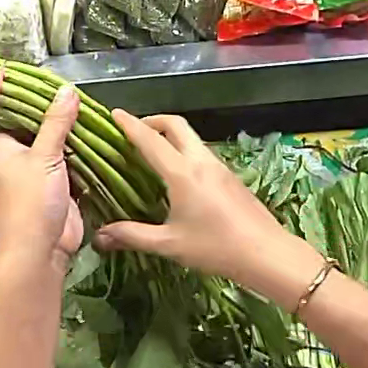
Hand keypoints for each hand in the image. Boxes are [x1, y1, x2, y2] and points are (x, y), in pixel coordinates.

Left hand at [0, 84, 83, 273]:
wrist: (41, 251)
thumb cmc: (31, 201)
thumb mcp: (44, 156)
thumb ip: (56, 123)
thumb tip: (67, 89)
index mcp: (4, 146)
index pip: (10, 112)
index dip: (26, 96)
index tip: (47, 78)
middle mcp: (20, 157)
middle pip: (39, 128)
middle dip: (58, 114)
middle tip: (81, 91)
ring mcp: (41, 173)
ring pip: (59, 146)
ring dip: (75, 135)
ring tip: (96, 109)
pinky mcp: (62, 188)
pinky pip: (74, 165)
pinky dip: (86, 155)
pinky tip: (102, 137)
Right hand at [94, 111, 326, 306]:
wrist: (267, 254)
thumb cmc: (216, 248)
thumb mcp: (169, 244)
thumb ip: (133, 236)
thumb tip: (100, 236)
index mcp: (182, 173)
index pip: (150, 140)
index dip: (129, 124)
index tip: (114, 114)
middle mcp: (201, 161)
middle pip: (175, 124)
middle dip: (152, 120)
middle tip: (133, 130)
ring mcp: (218, 166)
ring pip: (190, 136)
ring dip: (169, 134)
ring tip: (151, 150)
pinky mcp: (230, 176)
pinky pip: (200, 151)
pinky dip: (183, 149)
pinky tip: (176, 172)